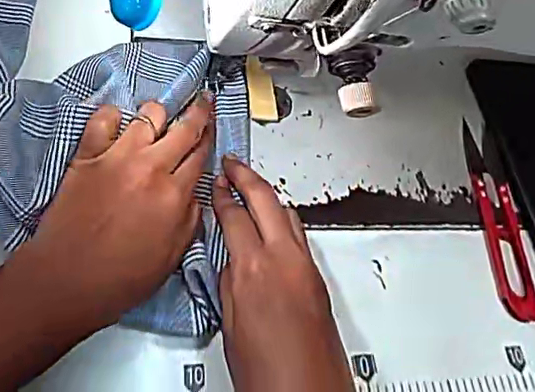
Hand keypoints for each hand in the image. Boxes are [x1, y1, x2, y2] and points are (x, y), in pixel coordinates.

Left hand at [0, 97, 214, 336]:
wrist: (68, 280)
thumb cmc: (118, 278)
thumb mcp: (170, 258)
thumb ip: (189, 220)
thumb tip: (194, 193)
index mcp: (173, 196)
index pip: (200, 154)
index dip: (209, 136)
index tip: (211, 124)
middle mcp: (150, 168)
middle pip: (183, 127)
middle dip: (198, 111)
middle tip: (202, 101)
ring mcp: (118, 156)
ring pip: (148, 114)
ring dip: (156, 115)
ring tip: (156, 119)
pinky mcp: (89, 152)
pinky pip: (104, 117)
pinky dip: (112, 115)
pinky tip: (116, 123)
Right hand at [214, 156, 353, 391]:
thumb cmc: (270, 381)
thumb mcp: (230, 325)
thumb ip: (228, 282)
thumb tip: (228, 260)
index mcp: (254, 269)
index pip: (233, 213)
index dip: (220, 194)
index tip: (214, 183)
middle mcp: (284, 261)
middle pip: (264, 197)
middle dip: (245, 175)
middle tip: (232, 164)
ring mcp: (306, 269)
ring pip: (285, 211)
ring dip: (266, 193)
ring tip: (250, 186)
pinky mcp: (319, 282)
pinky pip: (298, 234)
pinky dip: (282, 217)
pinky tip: (272, 221)